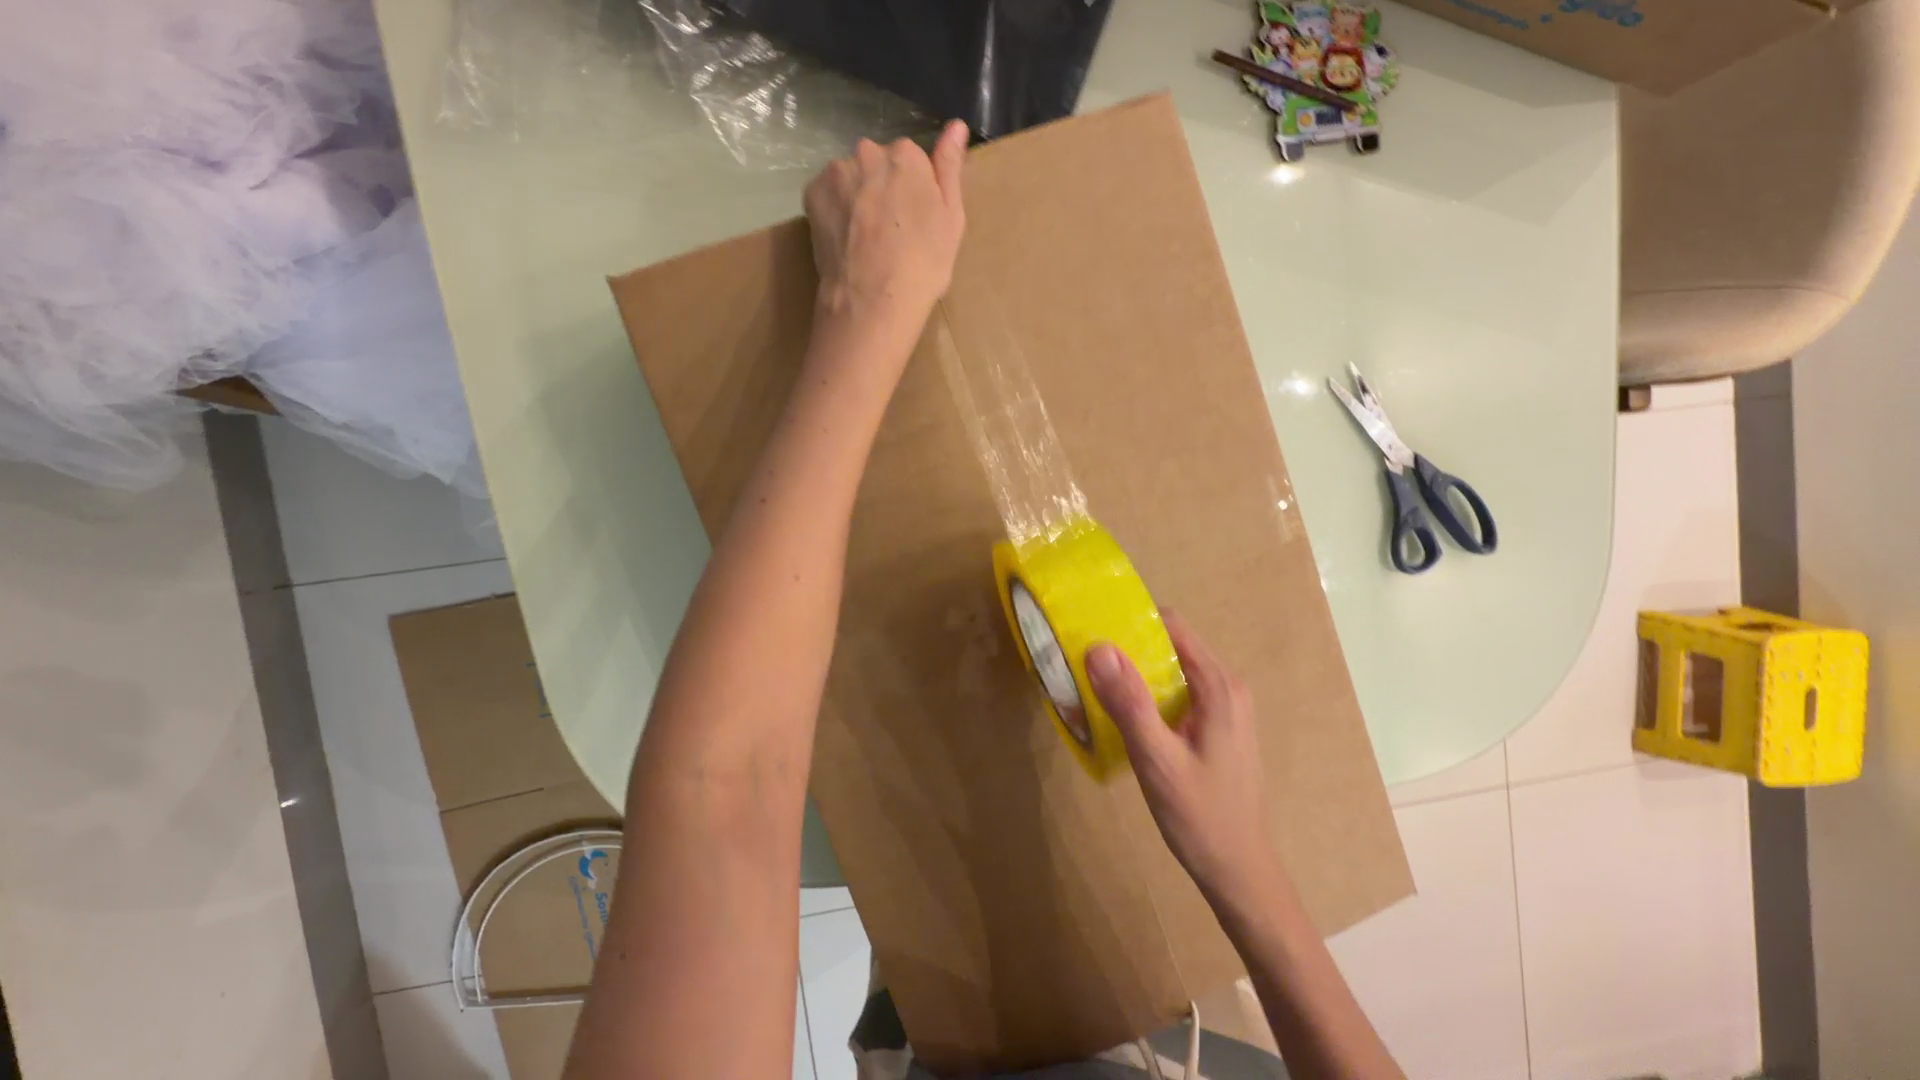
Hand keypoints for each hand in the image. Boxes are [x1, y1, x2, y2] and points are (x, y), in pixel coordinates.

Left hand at [803, 120, 967, 345]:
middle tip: (890, 231)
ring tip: (865, 238)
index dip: (914, 190)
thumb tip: (956, 126)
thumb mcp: (951, 217)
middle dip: (882, 187)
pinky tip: (846, 238)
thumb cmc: (923, 263)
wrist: (872, 299)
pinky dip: (835, 210)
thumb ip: (950, 166)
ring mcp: (836, 172)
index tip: (915, 219)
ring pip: (850, 178)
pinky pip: (828, 194)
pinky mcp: (812, 194)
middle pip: (877, 164)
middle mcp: (868, 152)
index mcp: (906, 154)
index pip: (911, 160)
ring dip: (856, 197)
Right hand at [1086, 614, 1281, 901]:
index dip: (1132, 621)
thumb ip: (1129, 703)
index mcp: (1219, 687)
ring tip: (1095, 685)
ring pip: (1175, 672)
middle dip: (1130, 647)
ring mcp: (1226, 710)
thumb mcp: (1156, 760)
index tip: (1092, 627)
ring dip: (1138, 674)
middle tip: (1085, 659)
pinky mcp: (1219, 730)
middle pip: (1174, 646)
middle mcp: (1228, 688)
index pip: (1174, 626)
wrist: (1239, 870)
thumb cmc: (1200, 815)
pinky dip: (1151, 697)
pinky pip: (1181, 696)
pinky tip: (1124, 717)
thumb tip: (1099, 648)